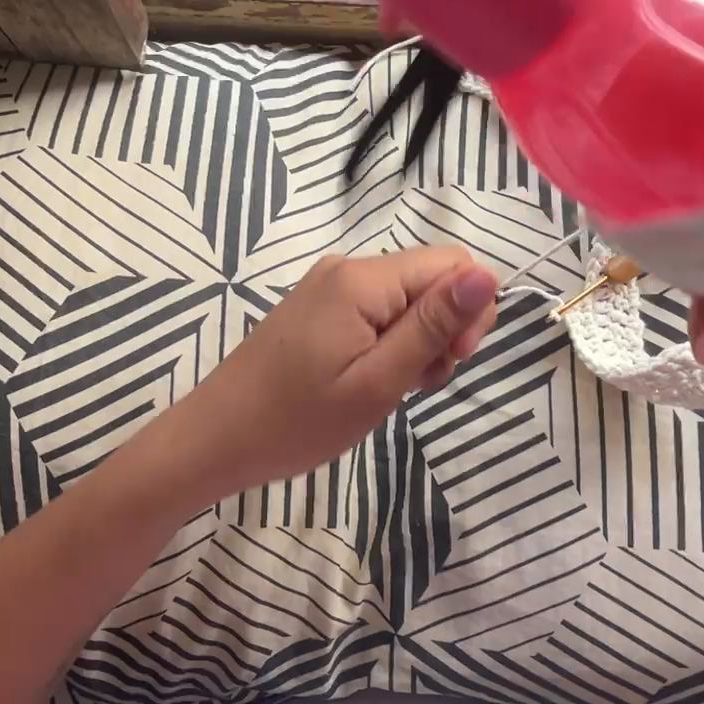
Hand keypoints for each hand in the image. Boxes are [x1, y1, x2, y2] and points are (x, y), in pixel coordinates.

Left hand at [165, 247, 498, 497]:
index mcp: (362, 279)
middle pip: (431, 279)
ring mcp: (328, 287)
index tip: (451, 363)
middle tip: (419, 383)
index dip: (469, 312)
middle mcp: (347, 269)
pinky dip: (389, 345)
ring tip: (391, 390)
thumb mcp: (376, 382)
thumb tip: (487, 275)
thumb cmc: (297, 422)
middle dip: (444, 330)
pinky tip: (371, 381)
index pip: (454, 264)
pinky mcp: (318, 309)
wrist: (216, 439)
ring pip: (408, 300)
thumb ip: (433, 326)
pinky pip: (378, 312)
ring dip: (418, 343)